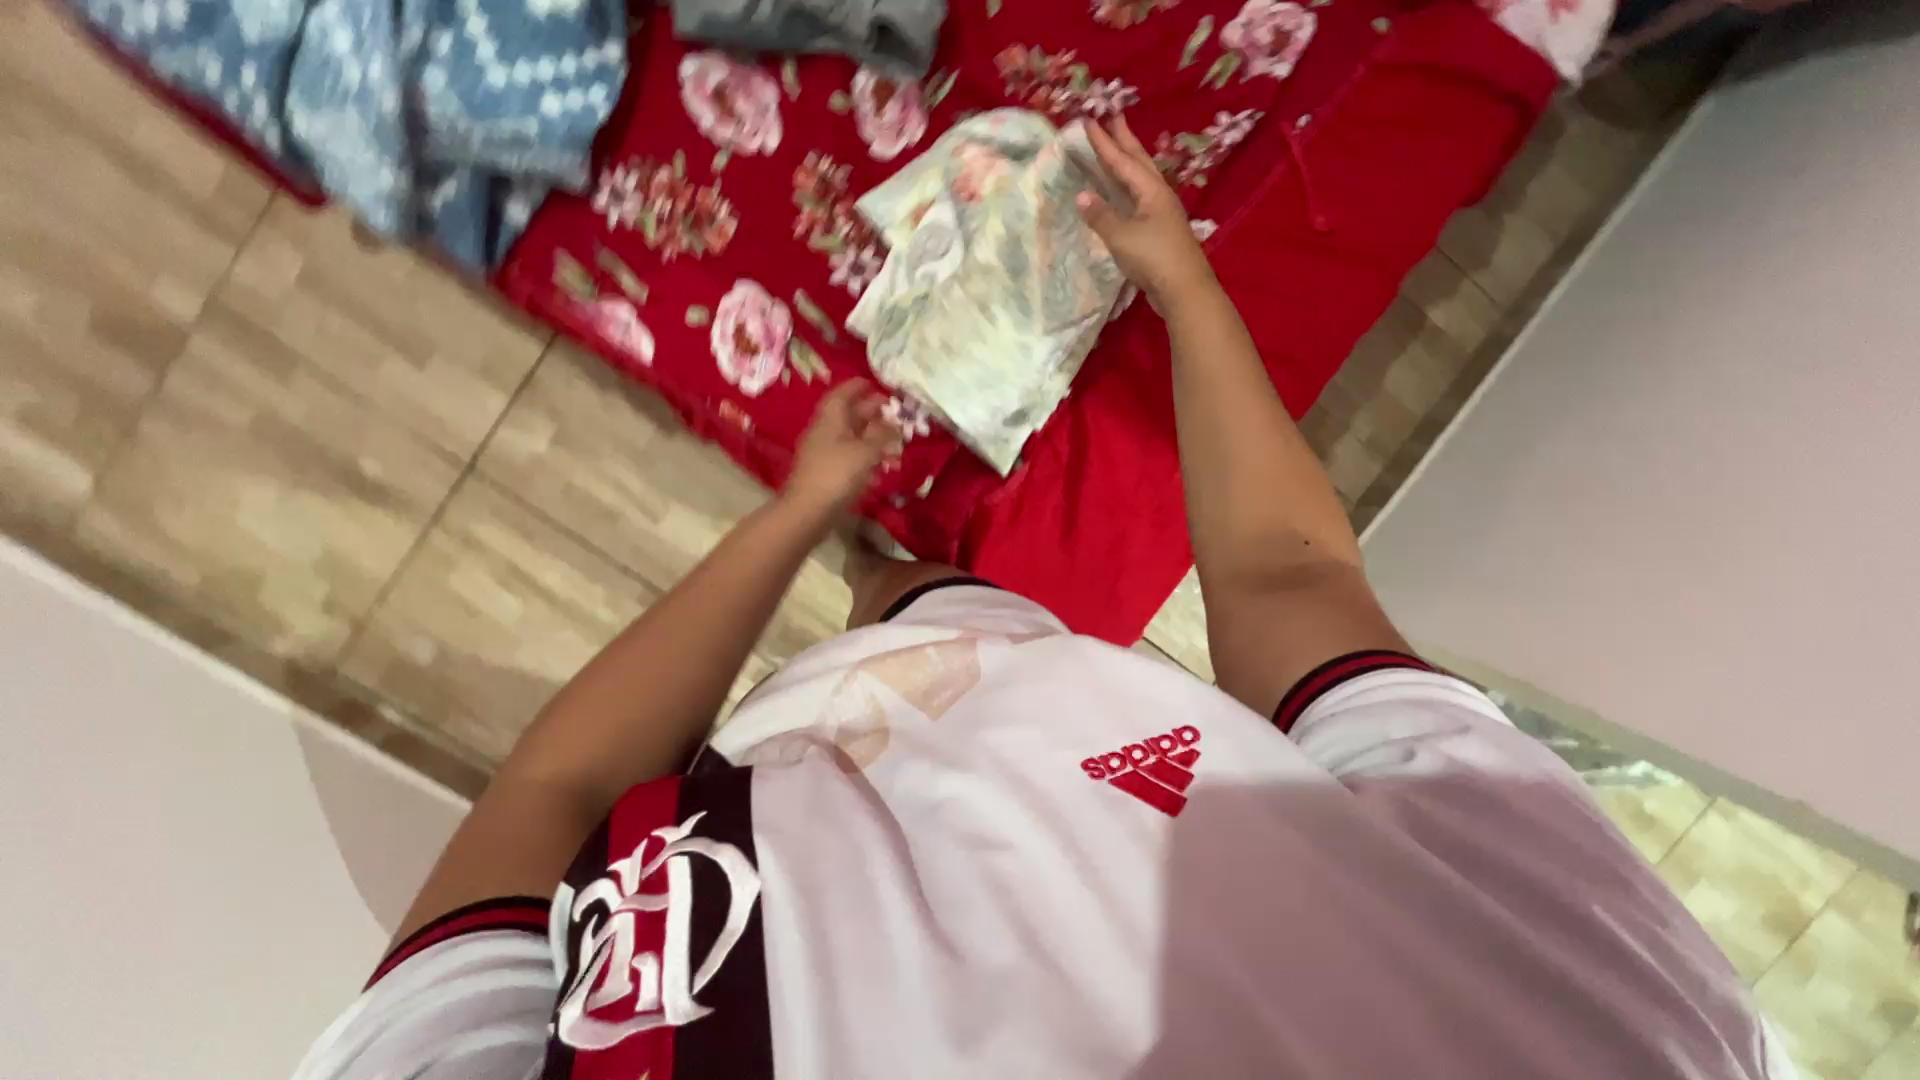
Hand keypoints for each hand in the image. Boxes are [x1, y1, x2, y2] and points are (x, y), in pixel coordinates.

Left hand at [784, 378, 903, 514]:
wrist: (808, 510)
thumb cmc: (837, 473)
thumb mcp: (866, 451)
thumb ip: (883, 435)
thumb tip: (894, 425)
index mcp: (831, 418)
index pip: (844, 393)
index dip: (859, 386)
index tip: (876, 383)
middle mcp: (825, 431)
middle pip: (849, 415)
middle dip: (872, 413)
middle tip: (894, 413)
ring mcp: (825, 453)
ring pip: (852, 438)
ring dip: (873, 438)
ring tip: (895, 445)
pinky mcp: (827, 473)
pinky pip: (849, 458)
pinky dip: (866, 458)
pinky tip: (881, 468)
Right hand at [1077, 116, 1216, 305]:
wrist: (1183, 290)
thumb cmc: (1153, 258)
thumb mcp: (1121, 236)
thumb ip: (1101, 216)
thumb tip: (1082, 196)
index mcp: (1151, 191)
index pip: (1123, 161)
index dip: (1104, 143)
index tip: (1089, 122)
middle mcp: (1159, 195)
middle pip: (1139, 162)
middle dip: (1124, 141)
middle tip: (1113, 119)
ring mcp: (1162, 213)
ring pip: (1141, 179)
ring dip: (1128, 162)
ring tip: (1117, 149)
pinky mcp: (1160, 231)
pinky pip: (1139, 199)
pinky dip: (1128, 188)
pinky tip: (1123, 192)